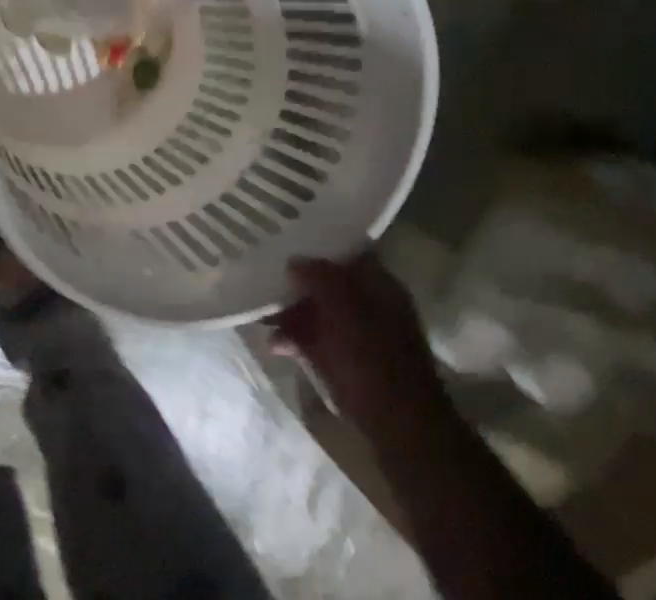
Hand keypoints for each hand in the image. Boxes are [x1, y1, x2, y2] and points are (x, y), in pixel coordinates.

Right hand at [269, 254, 450, 437]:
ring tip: (259, 314)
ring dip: (288, 311)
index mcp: (379, 286)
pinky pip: (312, 338)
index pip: (349, 250)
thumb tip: (295, 260)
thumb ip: (321, 278)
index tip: (285, 233)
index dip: (320, 241)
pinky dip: (292, 338)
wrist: (395, 422)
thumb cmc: (372, 359)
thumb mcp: (345, 310)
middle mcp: (368, 304)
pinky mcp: (342, 358)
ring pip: (315, 310)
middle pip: (326, 281)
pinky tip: (274, 344)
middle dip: (294, 279)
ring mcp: (355, 333)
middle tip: (260, 272)